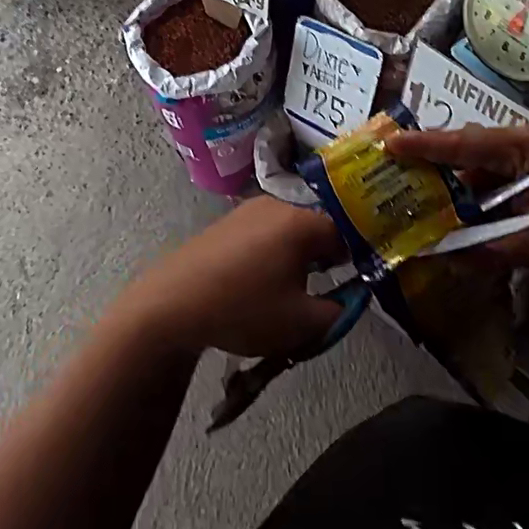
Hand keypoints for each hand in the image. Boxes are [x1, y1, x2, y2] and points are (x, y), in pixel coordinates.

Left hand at [112, 197, 345, 359]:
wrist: (169, 305)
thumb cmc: (243, 309)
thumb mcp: (301, 323)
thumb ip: (339, 311)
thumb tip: (351, 298)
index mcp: (304, 222)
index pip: (350, 230)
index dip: (360, 256)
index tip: (359, 281)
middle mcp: (280, 204)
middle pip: (320, 226)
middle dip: (328, 255)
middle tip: (326, 288)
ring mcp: (250, 209)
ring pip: (292, 229)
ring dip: (300, 254)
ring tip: (293, 288)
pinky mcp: (228, 222)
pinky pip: (266, 231)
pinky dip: (274, 251)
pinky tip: (260, 280)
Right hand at [384, 127, 528, 274]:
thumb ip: (494, 249)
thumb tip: (446, 259)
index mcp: (518, 148)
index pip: (462, 142)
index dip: (423, 144)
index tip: (388, 144)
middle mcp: (512, 150)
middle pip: (458, 149)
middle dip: (424, 158)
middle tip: (387, 169)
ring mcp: (515, 167)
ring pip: (466, 169)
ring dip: (440, 182)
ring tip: (405, 194)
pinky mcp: (517, 186)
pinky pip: (479, 186)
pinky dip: (459, 199)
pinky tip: (442, 215)